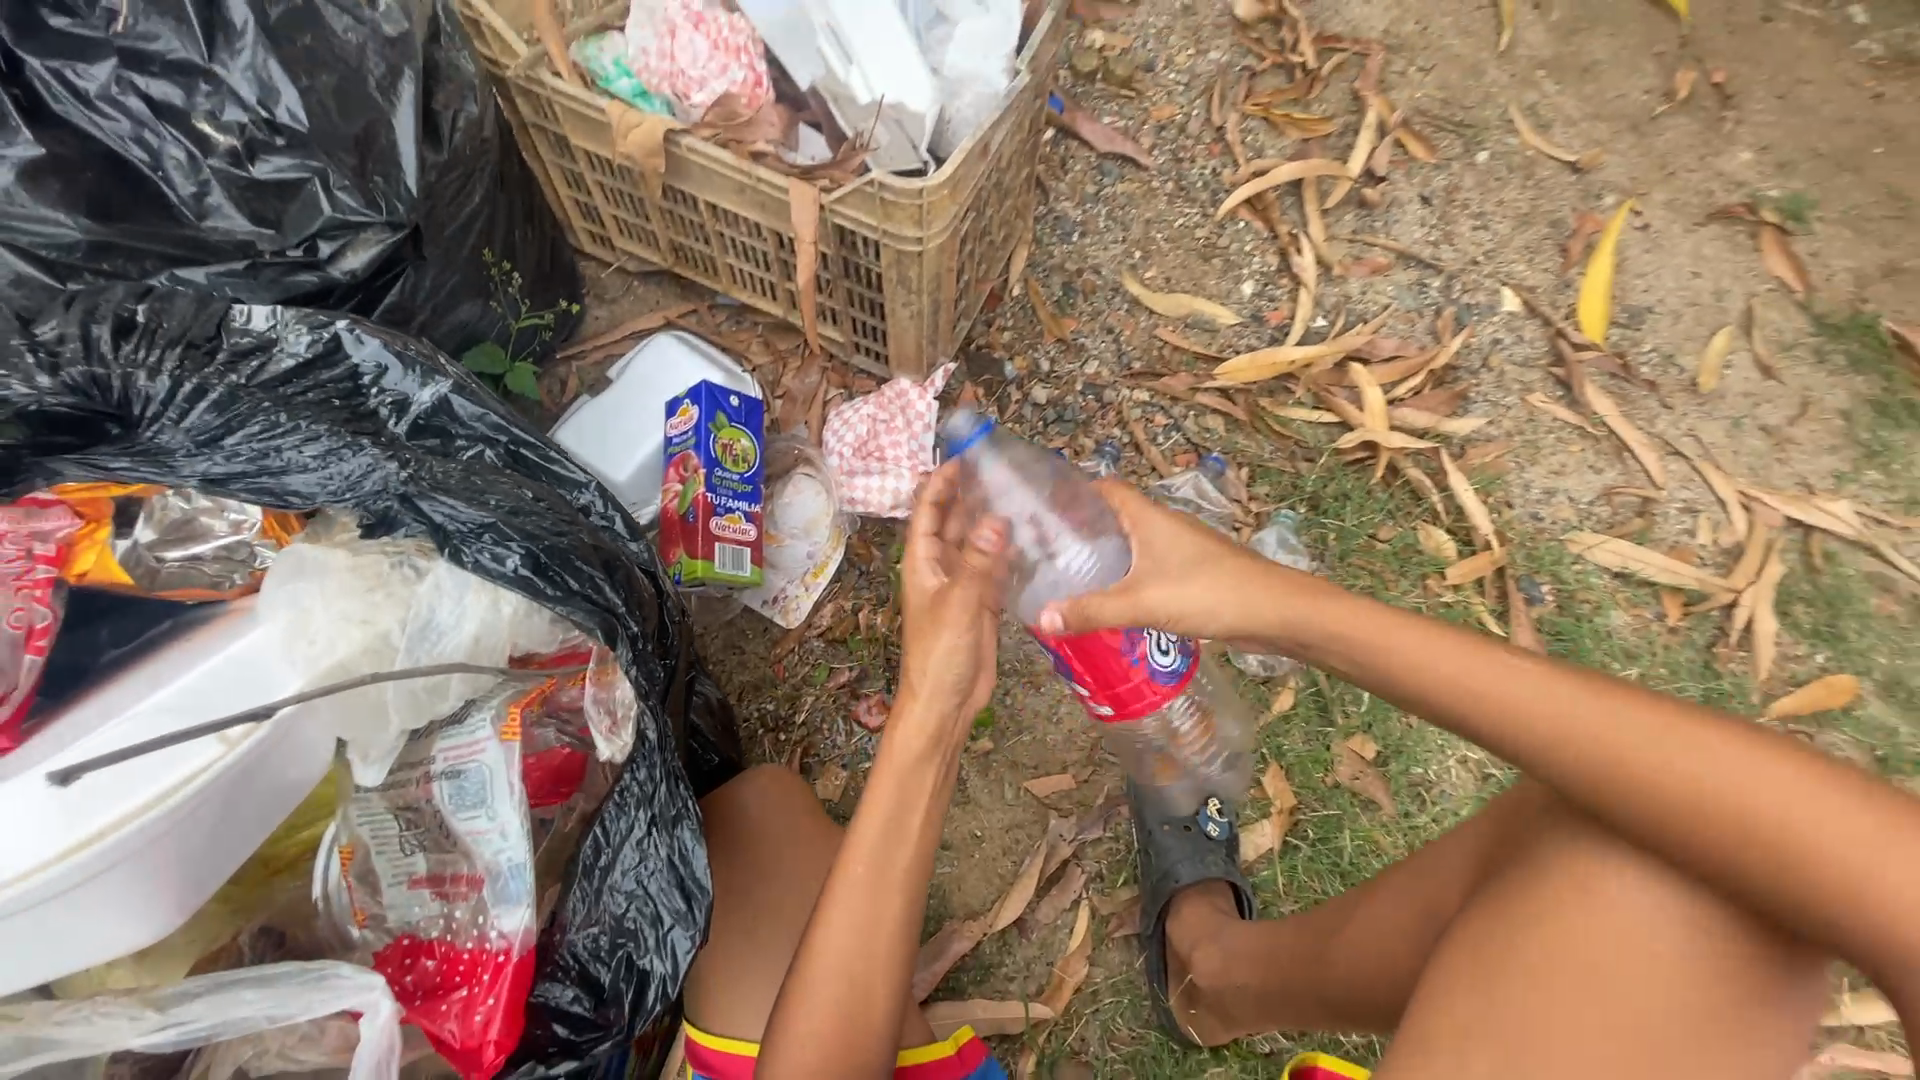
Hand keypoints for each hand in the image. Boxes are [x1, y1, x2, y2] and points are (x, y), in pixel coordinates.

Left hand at [896, 462, 1009, 747]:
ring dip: (993, 523)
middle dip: (971, 496)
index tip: (963, 458)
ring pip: (977, 545)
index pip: (929, 512)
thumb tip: (997, 520)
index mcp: (923, 563)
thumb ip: (979, 563)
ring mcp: (963, 586)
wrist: (946, 703)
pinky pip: (996, 570)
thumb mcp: (959, 605)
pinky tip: (1031, 539)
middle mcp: (941, 569)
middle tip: (1001, 470)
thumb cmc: (940, 653)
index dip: (941, 484)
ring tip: (1021, 496)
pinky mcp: (983, 604)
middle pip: (954, 523)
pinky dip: (1010, 554)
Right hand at [1036, 479, 1308, 643]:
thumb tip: (1040, 620)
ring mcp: (1182, 549)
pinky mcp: (1193, 573)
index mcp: (1149, 517)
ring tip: (1071, 575)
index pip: (1106, 488)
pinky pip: (1149, 567)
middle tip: (1047, 551)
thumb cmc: (1209, 592)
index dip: (1075, 492)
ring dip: (1105, 555)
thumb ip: (1091, 610)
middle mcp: (1164, 526)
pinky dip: (1127, 577)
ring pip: (1133, 545)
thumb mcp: (1142, 602)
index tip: (1044, 509)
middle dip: (1083, 529)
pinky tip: (1113, 600)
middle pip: (1115, 516)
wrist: (1277, 612)